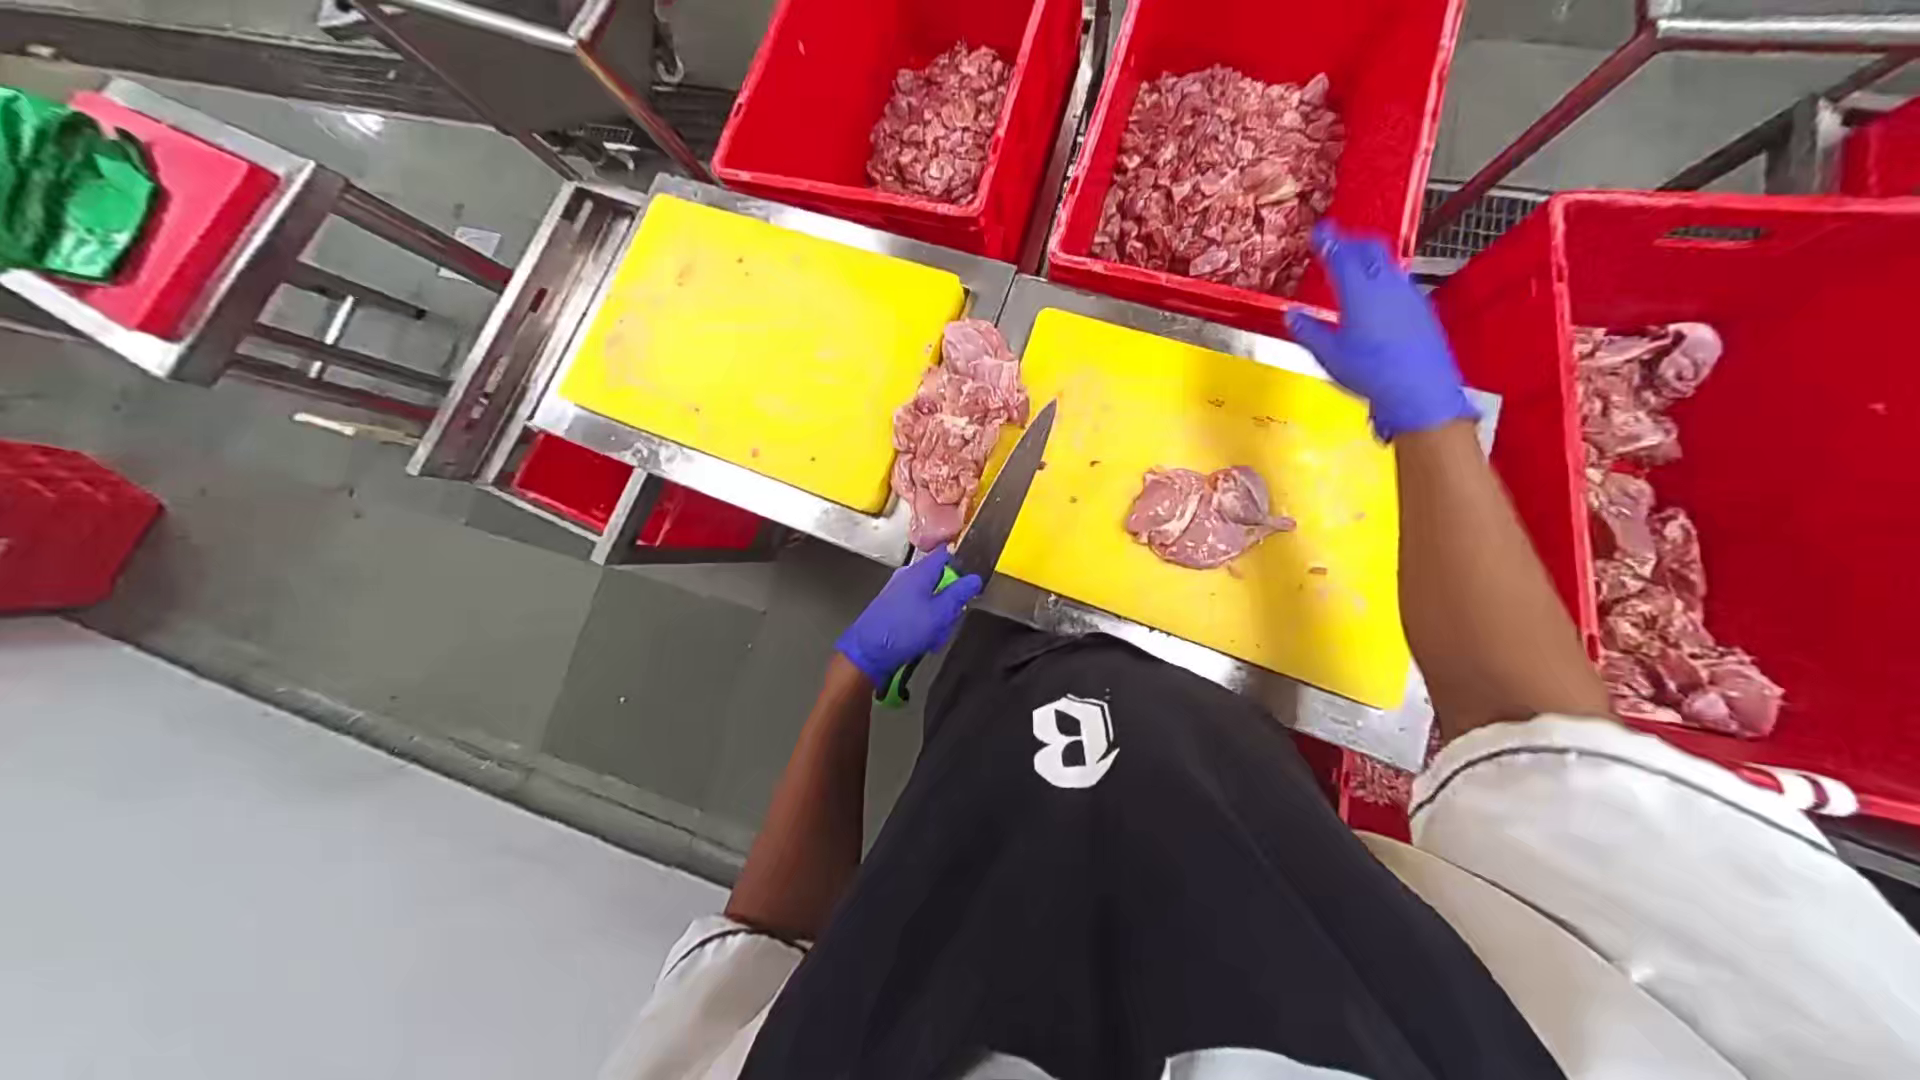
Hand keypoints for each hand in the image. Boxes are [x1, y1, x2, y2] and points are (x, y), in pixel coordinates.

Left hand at [834, 546, 982, 686]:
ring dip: (937, 616)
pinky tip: (923, 640)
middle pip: (939, 579)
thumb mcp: (940, 613)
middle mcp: (907, 577)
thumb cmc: (904, 629)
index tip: (972, 577)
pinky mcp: (891, 608)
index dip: (961, 562)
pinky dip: (924, 623)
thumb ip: (959, 594)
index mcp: (919, 571)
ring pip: (929, 598)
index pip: (945, 554)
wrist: (866, 652)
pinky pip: (916, 610)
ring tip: (935, 636)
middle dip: (949, 600)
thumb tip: (975, 578)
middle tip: (951, 618)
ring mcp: (897, 592)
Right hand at [1285, 221, 1478, 441]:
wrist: (1418, 389)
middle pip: (1371, 249)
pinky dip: (1382, 277)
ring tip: (1354, 264)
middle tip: (1338, 240)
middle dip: (1352, 241)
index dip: (1329, 240)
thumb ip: (1309, 330)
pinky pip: (1399, 281)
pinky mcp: (1420, 308)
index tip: (1319, 231)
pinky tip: (1375, 292)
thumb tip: (1292, 316)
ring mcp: (1408, 295)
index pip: (1342, 255)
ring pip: (1387, 264)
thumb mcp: (1328, 354)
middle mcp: (1387, 285)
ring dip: (1368, 259)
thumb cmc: (1371, 372)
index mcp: (1360, 292)